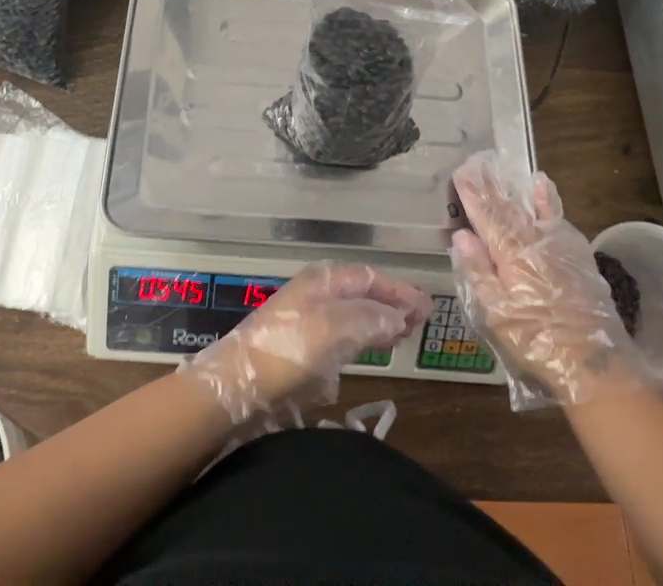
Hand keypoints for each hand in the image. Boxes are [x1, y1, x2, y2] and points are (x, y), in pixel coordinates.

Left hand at [180, 263, 431, 423]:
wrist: (236, 385)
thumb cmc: (287, 349)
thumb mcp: (335, 328)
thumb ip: (371, 318)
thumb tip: (399, 316)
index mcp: (323, 281)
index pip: (369, 277)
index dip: (399, 290)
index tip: (426, 307)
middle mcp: (314, 296)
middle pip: (361, 295)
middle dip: (391, 306)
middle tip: (419, 324)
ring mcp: (305, 322)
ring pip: (350, 317)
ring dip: (377, 324)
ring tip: (400, 338)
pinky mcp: (298, 350)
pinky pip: (337, 339)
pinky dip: (358, 342)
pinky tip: (366, 354)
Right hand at [449, 150, 657, 407]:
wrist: (594, 363)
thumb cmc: (536, 340)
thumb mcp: (496, 312)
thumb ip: (479, 271)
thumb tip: (462, 235)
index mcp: (512, 255)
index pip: (488, 218)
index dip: (473, 196)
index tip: (460, 173)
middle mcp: (537, 243)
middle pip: (510, 210)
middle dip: (493, 188)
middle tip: (479, 163)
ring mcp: (562, 249)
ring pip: (536, 212)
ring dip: (523, 191)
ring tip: (515, 170)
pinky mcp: (580, 260)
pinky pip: (560, 222)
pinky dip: (551, 206)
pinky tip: (547, 196)